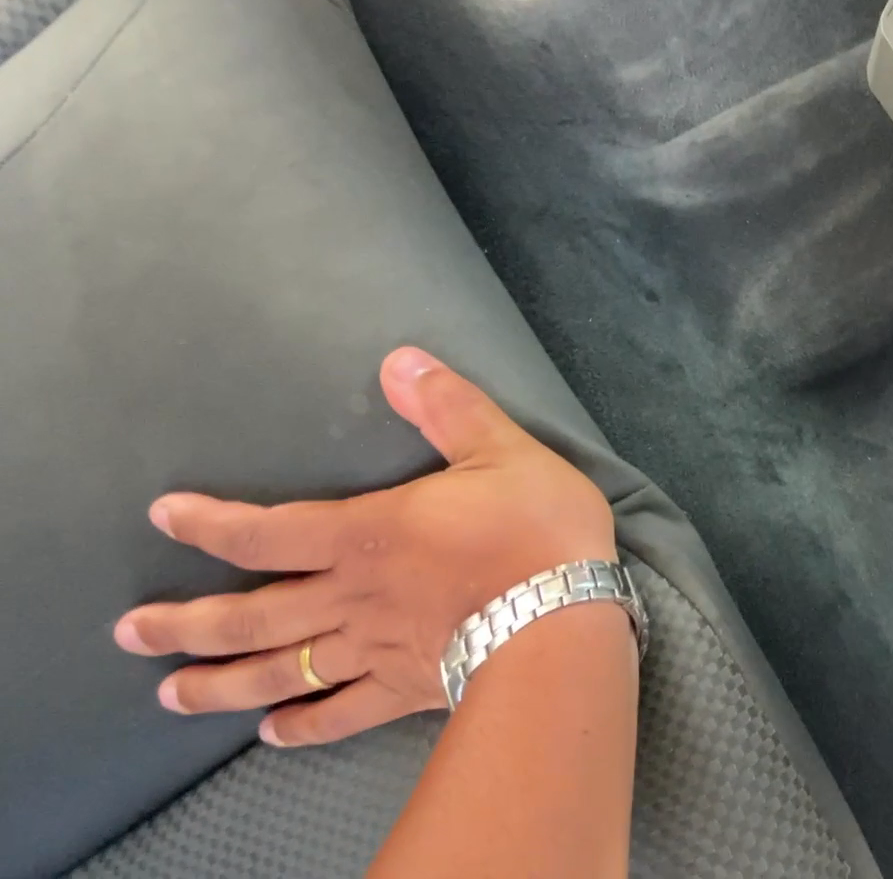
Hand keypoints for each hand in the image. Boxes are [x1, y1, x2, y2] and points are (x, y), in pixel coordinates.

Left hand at [113, 347, 617, 746]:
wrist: (564, 611)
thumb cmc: (535, 525)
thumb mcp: (504, 451)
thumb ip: (449, 408)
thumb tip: (398, 358)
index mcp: (368, 534)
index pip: (269, 530)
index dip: (212, 522)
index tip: (164, 516)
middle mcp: (352, 596)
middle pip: (254, 615)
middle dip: (187, 623)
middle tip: (130, 632)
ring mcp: (376, 648)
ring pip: (283, 668)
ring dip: (222, 681)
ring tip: (172, 693)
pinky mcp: (407, 686)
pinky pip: (343, 714)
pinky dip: (304, 725)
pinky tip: (274, 732)